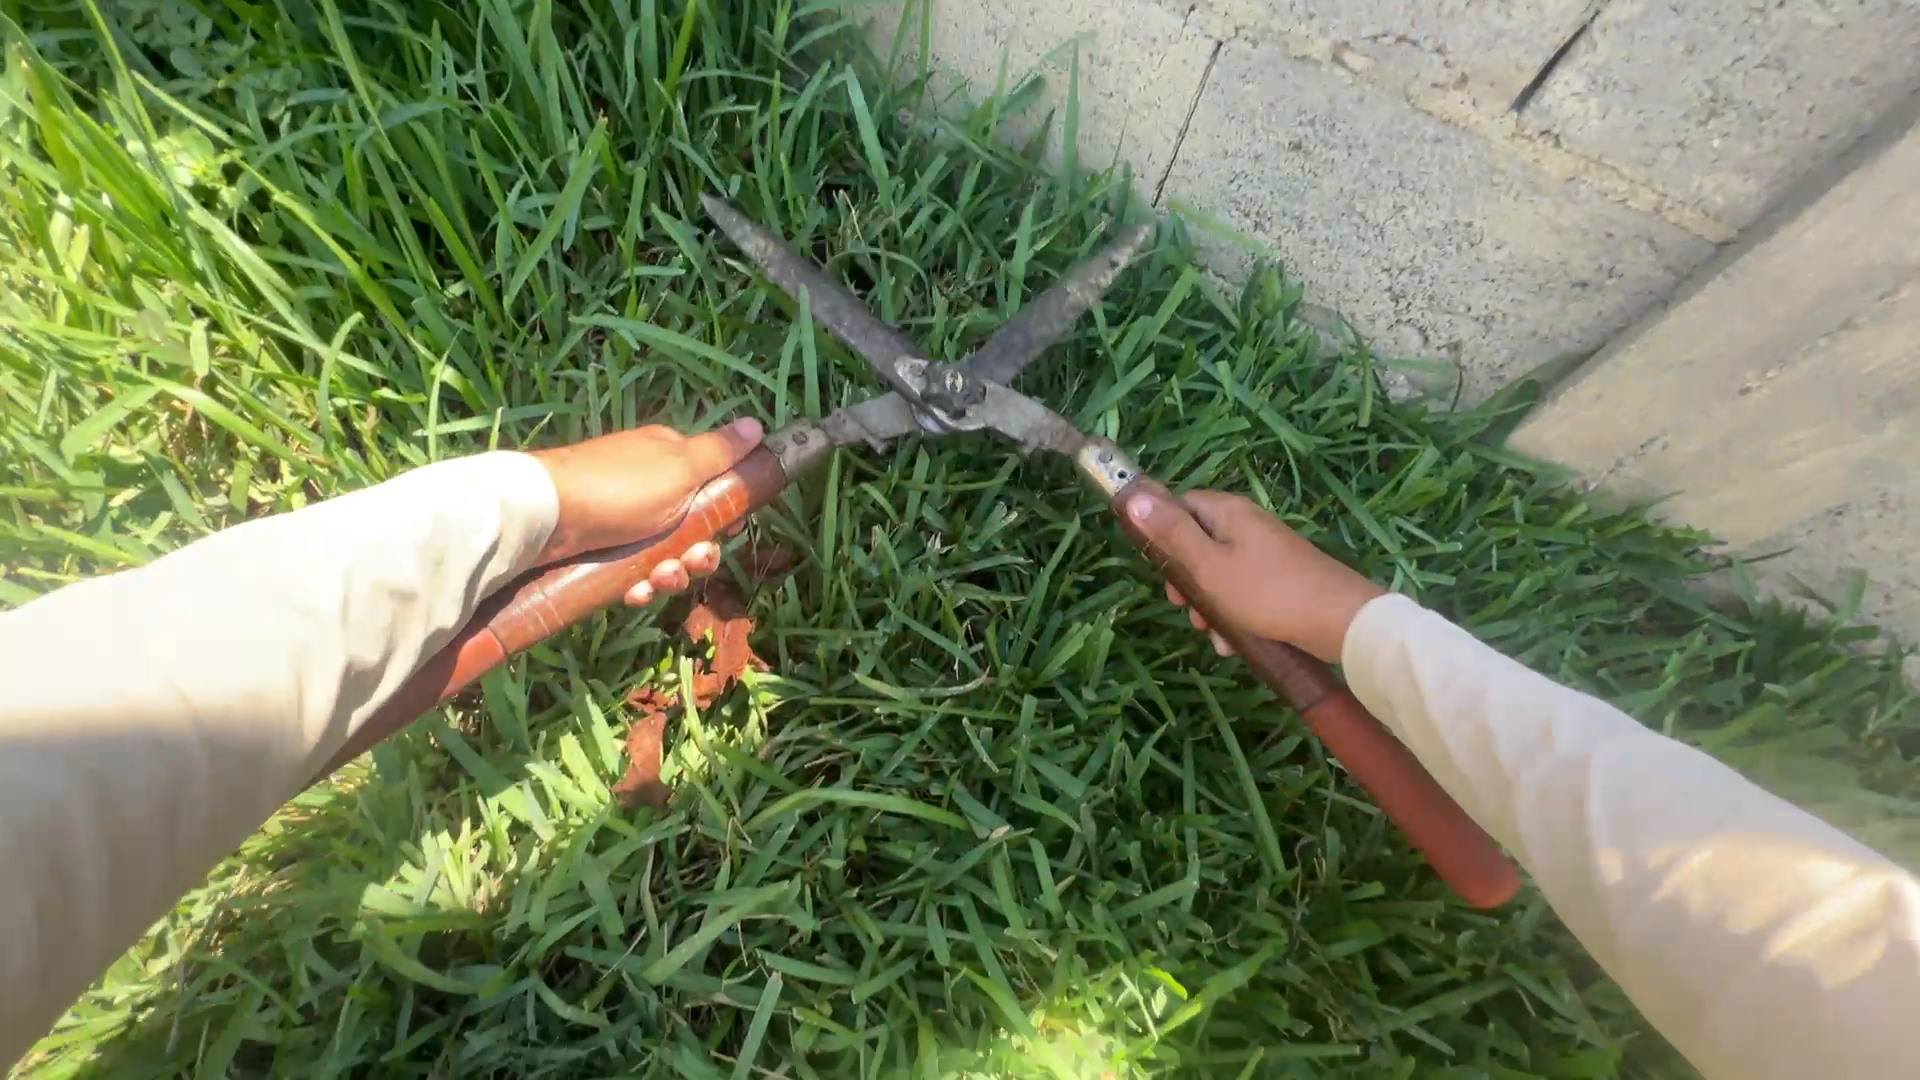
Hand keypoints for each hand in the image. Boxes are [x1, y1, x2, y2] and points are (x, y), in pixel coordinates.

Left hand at [529, 418, 764, 605]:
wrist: (544, 517)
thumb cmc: (622, 487)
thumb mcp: (681, 466)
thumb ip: (722, 451)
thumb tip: (757, 424)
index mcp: (671, 463)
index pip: (714, 489)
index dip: (726, 515)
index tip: (730, 530)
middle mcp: (652, 490)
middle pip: (695, 530)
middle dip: (700, 554)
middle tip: (692, 560)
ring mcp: (626, 522)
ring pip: (668, 556)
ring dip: (672, 574)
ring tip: (659, 579)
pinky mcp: (604, 552)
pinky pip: (635, 574)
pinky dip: (640, 586)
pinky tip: (634, 592)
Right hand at [1122, 489, 1385, 662]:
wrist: (1340, 621)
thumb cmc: (1265, 592)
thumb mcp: (1208, 565)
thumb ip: (1171, 533)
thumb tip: (1134, 497)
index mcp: (1228, 512)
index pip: (1179, 505)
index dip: (1161, 533)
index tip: (1157, 567)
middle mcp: (1247, 524)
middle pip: (1198, 542)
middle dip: (1185, 579)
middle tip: (1182, 608)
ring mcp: (1266, 551)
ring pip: (1219, 571)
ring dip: (1208, 603)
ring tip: (1211, 634)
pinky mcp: (1280, 577)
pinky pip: (1243, 588)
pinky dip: (1233, 612)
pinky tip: (1233, 642)